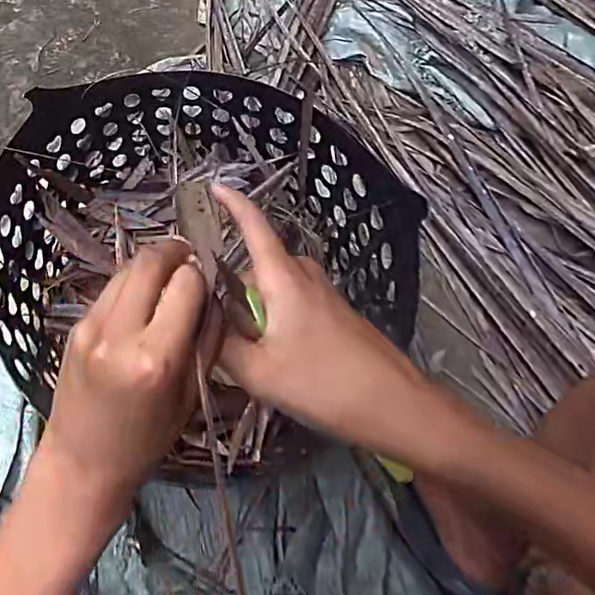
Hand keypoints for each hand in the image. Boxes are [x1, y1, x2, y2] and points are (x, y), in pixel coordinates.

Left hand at [38, 241, 210, 525]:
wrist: (82, 460)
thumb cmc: (146, 440)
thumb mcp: (190, 396)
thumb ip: (206, 340)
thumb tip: (212, 293)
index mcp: (155, 358)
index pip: (185, 284)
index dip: (200, 277)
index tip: (206, 281)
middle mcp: (119, 334)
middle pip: (150, 261)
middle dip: (174, 252)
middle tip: (189, 258)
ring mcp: (91, 326)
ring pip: (126, 268)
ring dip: (151, 265)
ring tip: (167, 277)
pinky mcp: (75, 325)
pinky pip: (109, 289)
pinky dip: (130, 284)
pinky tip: (141, 300)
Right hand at [211, 184, 481, 469]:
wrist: (397, 407)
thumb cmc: (325, 385)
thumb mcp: (258, 372)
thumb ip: (220, 344)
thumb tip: (197, 322)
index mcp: (282, 277)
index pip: (254, 224)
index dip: (232, 202)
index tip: (213, 186)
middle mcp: (302, 274)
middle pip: (252, 270)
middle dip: (231, 297)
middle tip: (224, 341)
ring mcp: (320, 291)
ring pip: (269, 291)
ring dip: (253, 316)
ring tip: (254, 361)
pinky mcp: (332, 310)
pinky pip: (288, 304)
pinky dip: (273, 324)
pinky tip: (281, 364)